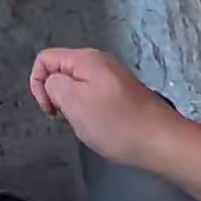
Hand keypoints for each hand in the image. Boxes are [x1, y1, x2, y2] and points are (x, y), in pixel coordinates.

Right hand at [29, 48, 184, 167]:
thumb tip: (53, 83)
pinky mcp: (122, 93)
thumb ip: (53, 84)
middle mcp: (98, 61)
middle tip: (67, 119)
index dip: (37, 83)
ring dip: (73, 105)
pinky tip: (100, 127)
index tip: (50, 109)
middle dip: (56, 95)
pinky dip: (89, 110)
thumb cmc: (115, 123)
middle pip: (60, 71)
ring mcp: (112, 77)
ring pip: (76, 85)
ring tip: (86, 125)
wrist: (162, 141)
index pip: (44, 59)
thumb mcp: (74, 102)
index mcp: (85, 58)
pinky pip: (93, 95)